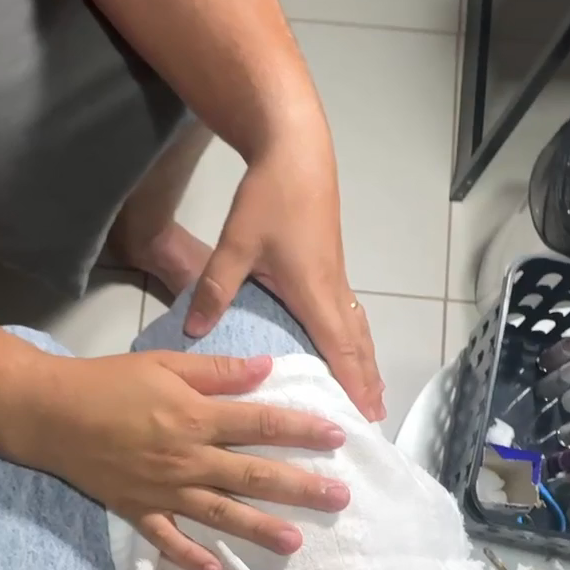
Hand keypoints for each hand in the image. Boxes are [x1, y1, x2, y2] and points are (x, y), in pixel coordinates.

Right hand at [23, 351, 349, 569]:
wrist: (52, 413)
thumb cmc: (110, 382)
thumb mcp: (165, 364)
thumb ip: (218, 371)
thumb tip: (266, 369)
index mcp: (195, 417)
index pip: (261, 425)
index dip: (302, 431)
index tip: (338, 438)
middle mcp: (187, 459)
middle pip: (253, 476)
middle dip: (299, 488)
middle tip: (338, 500)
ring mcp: (163, 491)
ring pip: (220, 514)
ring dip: (259, 529)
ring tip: (295, 543)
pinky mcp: (138, 511)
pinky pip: (167, 539)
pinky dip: (190, 556)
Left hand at [185, 144, 384, 420]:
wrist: (296, 149)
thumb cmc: (270, 196)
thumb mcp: (235, 244)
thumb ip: (215, 288)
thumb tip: (195, 332)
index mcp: (315, 291)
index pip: (339, 349)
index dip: (353, 384)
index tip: (364, 417)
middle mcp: (333, 290)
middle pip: (358, 345)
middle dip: (367, 383)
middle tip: (374, 419)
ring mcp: (337, 277)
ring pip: (358, 330)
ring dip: (366, 363)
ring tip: (372, 394)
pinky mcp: (332, 266)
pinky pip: (351, 315)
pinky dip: (357, 341)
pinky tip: (350, 350)